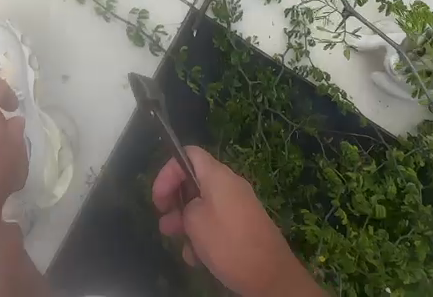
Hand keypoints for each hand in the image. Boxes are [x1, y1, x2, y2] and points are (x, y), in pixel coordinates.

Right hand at [152, 146, 321, 296]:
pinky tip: (197, 258)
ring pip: (205, 206)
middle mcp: (230, 185)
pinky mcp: (246, 227)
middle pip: (195, 182)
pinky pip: (218, 222)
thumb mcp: (195, 222)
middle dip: (176, 202)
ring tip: (177, 242)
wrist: (273, 278)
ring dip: (188, 222)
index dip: (168, 171)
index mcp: (218, 175)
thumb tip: (190, 209)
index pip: (188, 154)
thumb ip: (185, 208)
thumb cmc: (229, 243)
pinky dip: (205, 235)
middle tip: (164, 221)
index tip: (159, 197)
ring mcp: (240, 206)